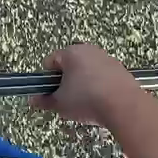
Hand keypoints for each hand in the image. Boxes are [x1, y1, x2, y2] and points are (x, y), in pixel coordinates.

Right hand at [31, 42, 146, 126]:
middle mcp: (88, 49)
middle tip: (68, 100)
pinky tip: (102, 102)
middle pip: (70, 65)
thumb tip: (32, 100)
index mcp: (70, 52)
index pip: (50, 61)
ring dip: (84, 83)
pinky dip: (100, 86)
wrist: (126, 107)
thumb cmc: (87, 100)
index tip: (52, 94)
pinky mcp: (121, 69)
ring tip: (86, 103)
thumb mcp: (60, 104)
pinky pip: (103, 76)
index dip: (47, 79)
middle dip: (67, 81)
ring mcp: (107, 58)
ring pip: (87, 70)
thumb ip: (44, 101)